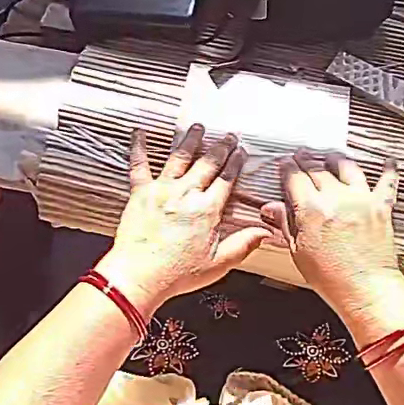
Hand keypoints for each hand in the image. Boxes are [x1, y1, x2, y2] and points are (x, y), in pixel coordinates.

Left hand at [96, 124, 271, 310]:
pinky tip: (141, 132)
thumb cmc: (176, 274)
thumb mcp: (218, 263)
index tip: (241, 152)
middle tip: (228, 136)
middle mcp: (186, 194)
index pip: (226, 179)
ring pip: (179, 157)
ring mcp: (162, 190)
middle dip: (221, 147)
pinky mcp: (140, 193)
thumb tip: (265, 232)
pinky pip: (139, 165)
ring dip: (191, 140)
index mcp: (207, 210)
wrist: (138, 277)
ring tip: (198, 127)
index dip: (236, 163)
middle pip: (208, 163)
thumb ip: (243, 245)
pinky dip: (140, 147)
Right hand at [260, 150, 403, 317]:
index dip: (287, 167)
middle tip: (302, 155)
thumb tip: (272, 209)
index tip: (284, 164)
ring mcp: (361, 200)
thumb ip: (286, 224)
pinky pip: (387, 182)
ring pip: (347, 167)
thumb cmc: (333, 278)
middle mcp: (336, 198)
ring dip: (336, 158)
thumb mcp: (299, 252)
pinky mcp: (381, 207)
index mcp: (312, 209)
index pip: (294, 177)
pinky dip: (388, 170)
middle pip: (318, 167)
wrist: (367, 290)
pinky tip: (389, 162)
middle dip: (307, 158)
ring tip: (331, 156)